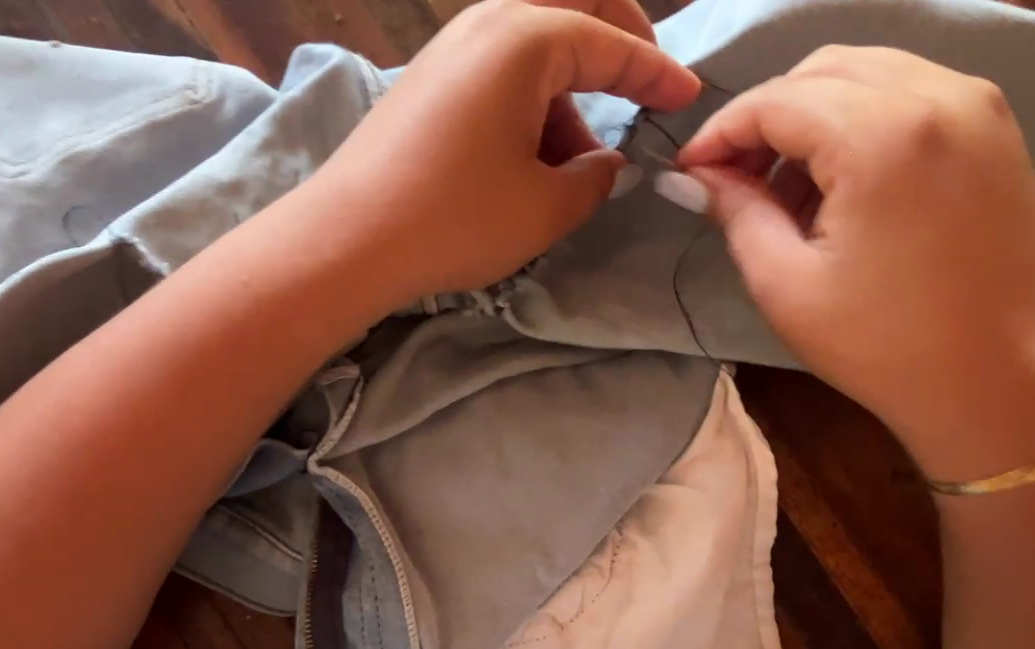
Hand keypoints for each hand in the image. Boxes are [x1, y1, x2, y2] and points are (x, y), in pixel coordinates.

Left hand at [305, 0, 700, 302]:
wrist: (348, 241)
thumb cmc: (455, 220)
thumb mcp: (545, 208)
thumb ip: (594, 180)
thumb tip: (605, 163)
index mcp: (528, 36)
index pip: (612, 44)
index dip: (657, 73)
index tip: (687, 97)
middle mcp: (487, 24)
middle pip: (570, 15)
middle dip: (615, 47)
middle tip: (641, 88)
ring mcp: (449, 52)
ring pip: (530, 54)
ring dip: (565, 99)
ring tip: (575, 171)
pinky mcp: (424, 86)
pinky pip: (494, 80)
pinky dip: (525, 110)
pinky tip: (528, 164)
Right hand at [678, 47, 1034, 482]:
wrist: (1001, 377)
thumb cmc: (882, 343)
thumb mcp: (786, 284)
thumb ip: (737, 214)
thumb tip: (695, 177)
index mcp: (881, 134)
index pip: (777, 99)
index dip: (720, 131)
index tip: (687, 173)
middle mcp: (937, 94)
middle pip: (822, 70)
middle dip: (764, 116)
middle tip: (730, 180)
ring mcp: (977, 105)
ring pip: (868, 73)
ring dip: (811, 117)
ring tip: (784, 189)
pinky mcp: (995, 129)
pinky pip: (908, 94)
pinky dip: (859, 120)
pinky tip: (839, 185)